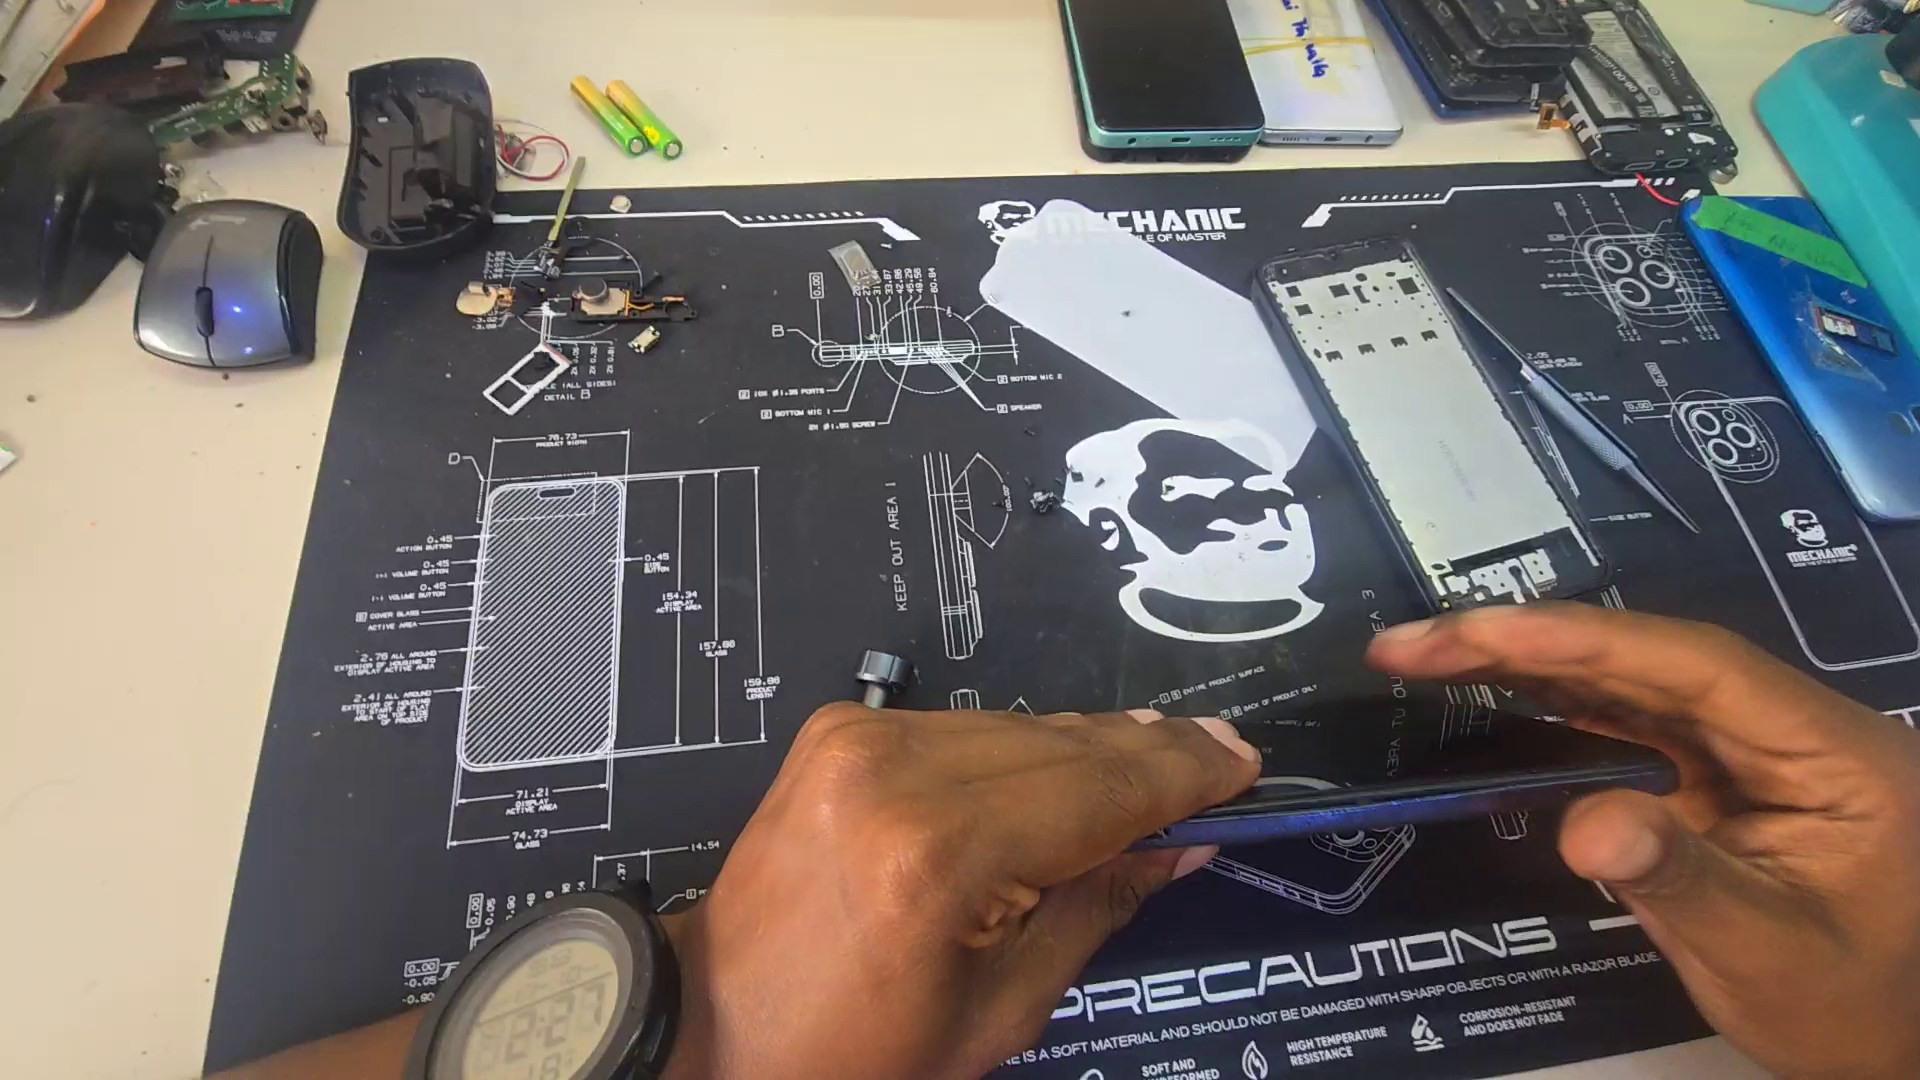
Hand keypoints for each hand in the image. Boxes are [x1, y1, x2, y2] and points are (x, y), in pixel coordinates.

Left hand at [662, 704, 1260, 1079]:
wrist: (717, 1016)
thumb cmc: (861, 1048)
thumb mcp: (1000, 1008)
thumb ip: (1099, 903)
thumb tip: (1184, 841)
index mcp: (939, 854)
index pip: (1096, 792)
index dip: (1177, 775)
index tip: (1240, 760)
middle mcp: (898, 768)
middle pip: (1059, 742)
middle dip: (1145, 750)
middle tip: (1215, 749)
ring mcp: (861, 734)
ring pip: (1015, 726)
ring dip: (1088, 744)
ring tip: (1152, 752)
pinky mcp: (840, 724)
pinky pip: (964, 728)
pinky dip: (1021, 746)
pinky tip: (1063, 759)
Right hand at [1368, 603, 1919, 1079]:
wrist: (1888, 1037)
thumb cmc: (1854, 1003)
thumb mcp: (1774, 957)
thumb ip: (1684, 882)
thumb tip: (1583, 828)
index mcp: (1826, 750)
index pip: (1690, 665)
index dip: (1575, 639)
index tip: (1471, 636)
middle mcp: (1769, 719)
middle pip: (1626, 653)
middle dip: (1507, 641)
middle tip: (1399, 645)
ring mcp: (1719, 734)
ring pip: (1598, 670)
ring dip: (1499, 657)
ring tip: (1407, 654)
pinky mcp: (1676, 753)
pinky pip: (1589, 704)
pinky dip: (1518, 689)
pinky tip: (1464, 681)